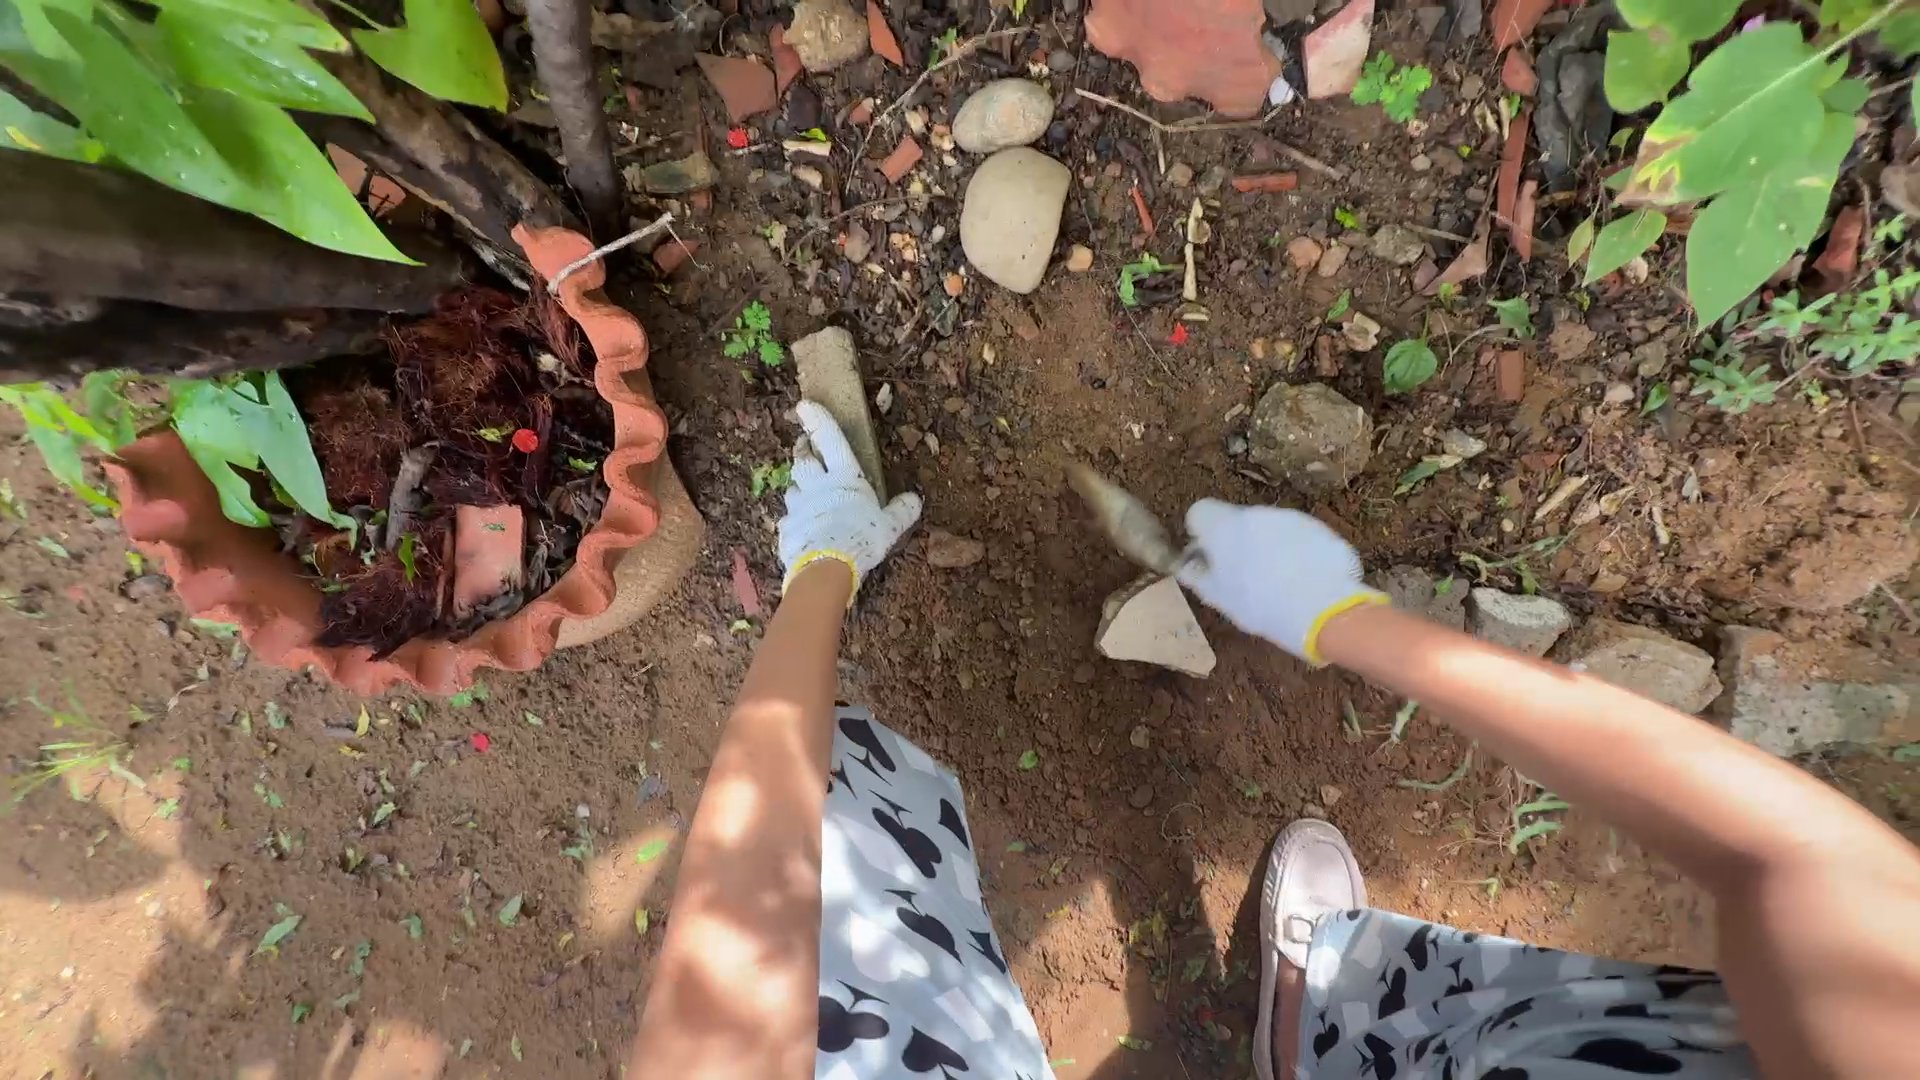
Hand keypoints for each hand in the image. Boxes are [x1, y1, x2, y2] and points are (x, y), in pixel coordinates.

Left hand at [778, 401, 922, 594]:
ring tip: (806, 492)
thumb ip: (902, 511)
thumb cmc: (862, 539)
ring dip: (799, 486)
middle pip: (802, 459)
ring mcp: (798, 505)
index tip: (803, 405)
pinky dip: (796, 519)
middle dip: (802, 450)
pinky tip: (803, 528)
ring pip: (793, 488)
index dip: (817, 419)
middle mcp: (817, 485)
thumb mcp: (890, 526)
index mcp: (844, 476)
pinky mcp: (786, 527)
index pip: (829, 438)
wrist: (826, 568)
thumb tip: (914, 499)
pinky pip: (789, 518)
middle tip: (804, 446)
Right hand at [1175, 498, 1386, 664]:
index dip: (1200, 532)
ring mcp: (1290, 519)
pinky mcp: (1319, 529)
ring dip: (1264, 545)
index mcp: (1224, 527)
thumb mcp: (1219, 598)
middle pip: (1235, 520)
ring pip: (1266, 528)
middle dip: (1235, 541)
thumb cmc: (1260, 605)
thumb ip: (1199, 576)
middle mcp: (1255, 514)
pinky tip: (1302, 579)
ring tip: (1276, 581)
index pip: (1199, 511)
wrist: (1324, 610)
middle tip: (1241, 575)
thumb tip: (1188, 565)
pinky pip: (1295, 536)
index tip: (1208, 556)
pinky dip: (1293, 551)